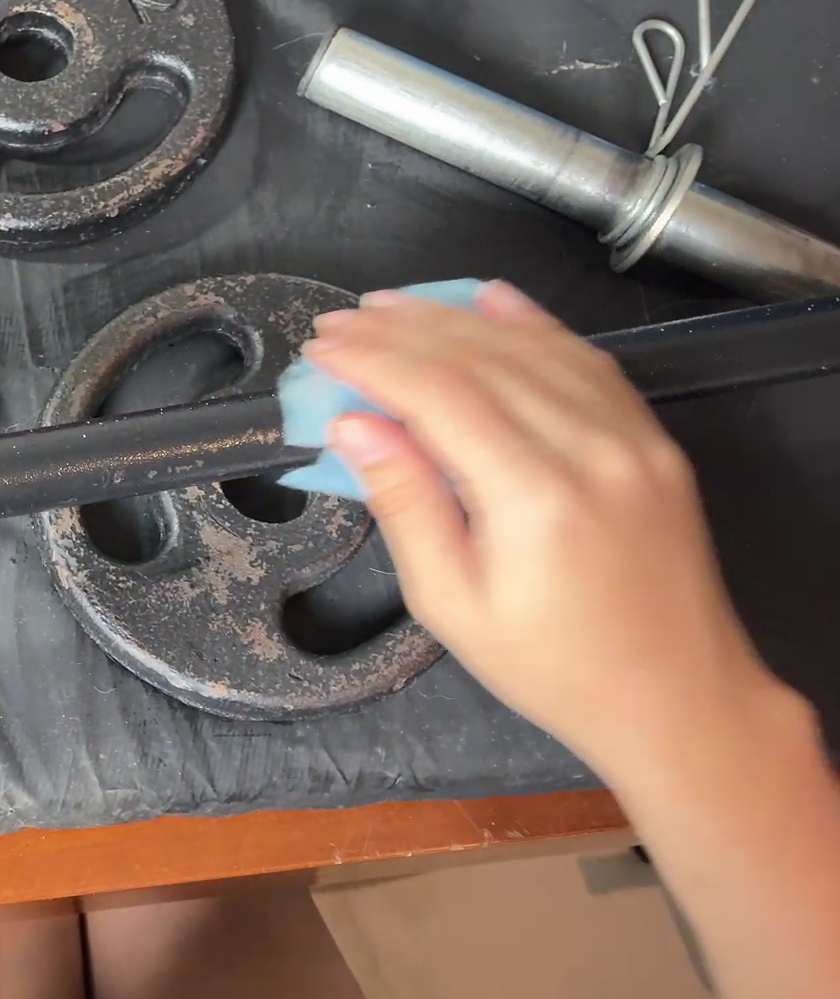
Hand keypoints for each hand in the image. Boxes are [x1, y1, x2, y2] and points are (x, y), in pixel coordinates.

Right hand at [302, 282, 788, 772]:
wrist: (678, 699)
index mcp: (535, 496)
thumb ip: (403, 501)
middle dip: (399, 333)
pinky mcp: (651, 442)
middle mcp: (593, 451)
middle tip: (337, 322)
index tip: (321, 347)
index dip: (373, 362)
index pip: (440, 396)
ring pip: (531, 350)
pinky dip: (532, 324)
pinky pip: (587, 362)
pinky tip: (491, 299)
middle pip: (482, 361)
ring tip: (388, 306)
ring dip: (451, 320)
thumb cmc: (544, 662)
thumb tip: (352, 425)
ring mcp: (633, 440)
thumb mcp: (446, 597)